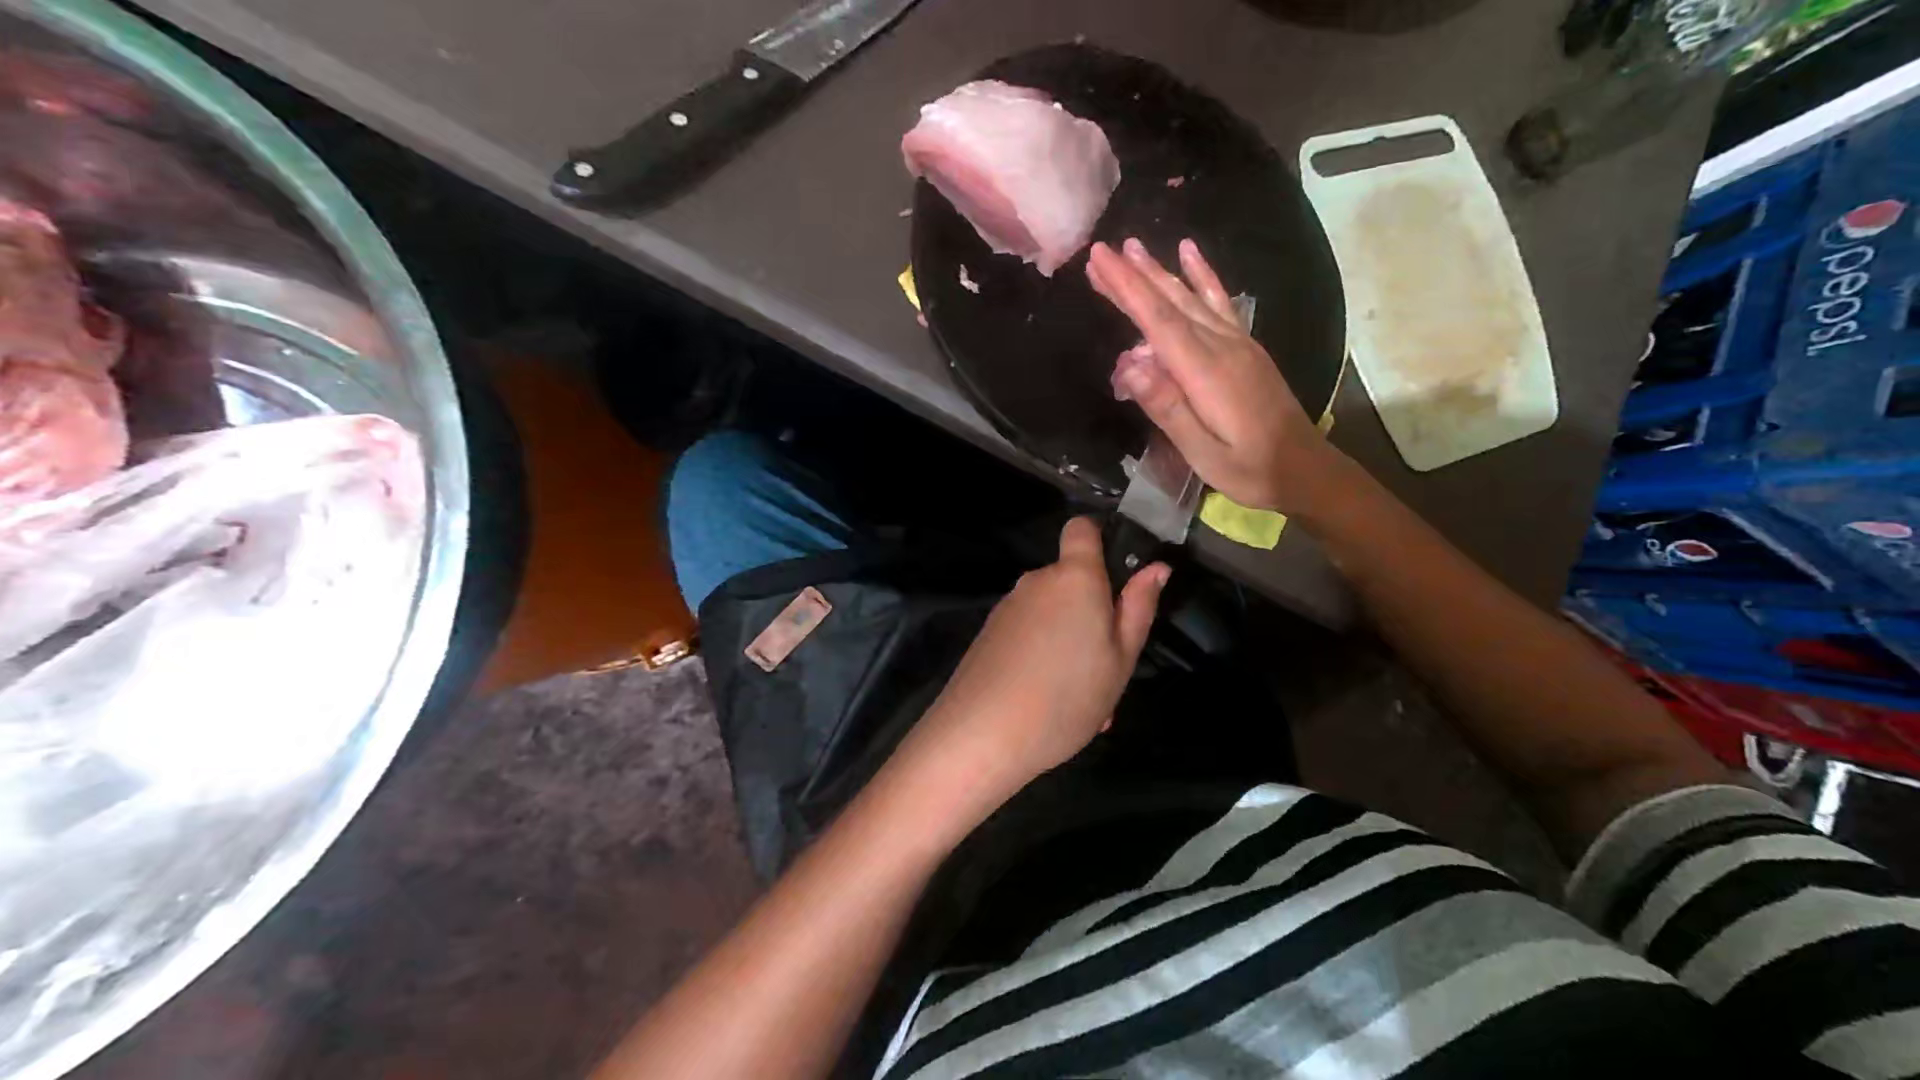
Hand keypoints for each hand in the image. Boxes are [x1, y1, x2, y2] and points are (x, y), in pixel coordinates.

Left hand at [890, 518, 1169, 818]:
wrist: (981, 734)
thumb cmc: (1066, 696)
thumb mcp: (1120, 659)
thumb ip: (1138, 608)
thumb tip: (1156, 567)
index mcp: (1074, 577)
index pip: (1082, 529)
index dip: (1100, 540)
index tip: (1118, 576)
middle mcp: (1036, 581)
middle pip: (1070, 581)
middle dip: (1091, 615)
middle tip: (1107, 669)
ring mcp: (1008, 607)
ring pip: (1052, 616)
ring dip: (1069, 645)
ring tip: (1080, 702)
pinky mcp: (988, 633)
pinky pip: (1029, 635)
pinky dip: (1043, 658)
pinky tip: (1049, 704)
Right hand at [1088, 237, 1343, 513]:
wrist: (1305, 469)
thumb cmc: (1249, 470)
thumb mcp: (1204, 454)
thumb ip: (1168, 408)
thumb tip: (1130, 366)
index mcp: (1207, 373)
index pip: (1159, 322)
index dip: (1127, 289)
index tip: (1099, 259)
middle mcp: (1222, 347)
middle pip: (1171, 303)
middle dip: (1134, 275)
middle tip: (1100, 250)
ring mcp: (1237, 343)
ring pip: (1191, 298)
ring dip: (1159, 271)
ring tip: (1132, 247)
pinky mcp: (1245, 347)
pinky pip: (1219, 302)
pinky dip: (1202, 275)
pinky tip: (1190, 253)